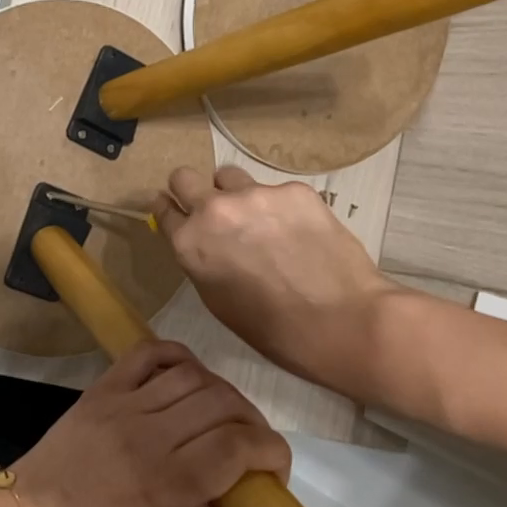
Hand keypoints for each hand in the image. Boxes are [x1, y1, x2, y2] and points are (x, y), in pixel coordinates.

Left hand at [6, 339, 288, 506]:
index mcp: (166, 483)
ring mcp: (124, 403)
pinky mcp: (103, 386)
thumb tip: (248, 505)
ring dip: (221, 390)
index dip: (271, 451)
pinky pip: (146, 353)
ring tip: (227, 412)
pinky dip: (177, 354)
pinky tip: (191, 372)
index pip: (235, 448)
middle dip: (253, 420)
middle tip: (255, 442)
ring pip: (191, 376)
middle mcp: (149, 434)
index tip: (278, 466)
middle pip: (220, 405)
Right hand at [159, 166, 401, 396]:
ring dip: (237, 194)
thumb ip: (201, 260)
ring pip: (230, 177)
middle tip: (213, 209)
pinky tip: (302, 233)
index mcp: (189, 243)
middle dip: (192, 190)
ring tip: (263, 221)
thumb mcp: (218, 300)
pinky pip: (276, 190)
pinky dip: (281, 207)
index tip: (175, 210)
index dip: (169, 209)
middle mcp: (214, 210)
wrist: (344, 322)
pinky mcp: (293, 190)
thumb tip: (204, 242)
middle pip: (184, 177)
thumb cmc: (274, 329)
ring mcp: (254, 194)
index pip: (162, 208)